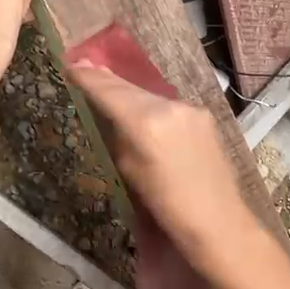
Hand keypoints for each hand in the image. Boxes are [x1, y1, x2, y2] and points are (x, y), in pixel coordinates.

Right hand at [65, 62, 268, 275]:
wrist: (221, 224)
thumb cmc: (167, 207)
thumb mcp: (128, 171)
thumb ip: (116, 134)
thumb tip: (104, 111)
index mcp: (145, 122)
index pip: (108, 91)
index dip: (87, 77)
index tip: (69, 64)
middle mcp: (168, 106)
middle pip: (127, 87)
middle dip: (104, 80)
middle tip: (82, 68)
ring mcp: (189, 108)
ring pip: (147, 94)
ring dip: (127, 92)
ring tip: (107, 86)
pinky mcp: (202, 115)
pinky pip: (166, 104)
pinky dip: (149, 104)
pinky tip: (140, 108)